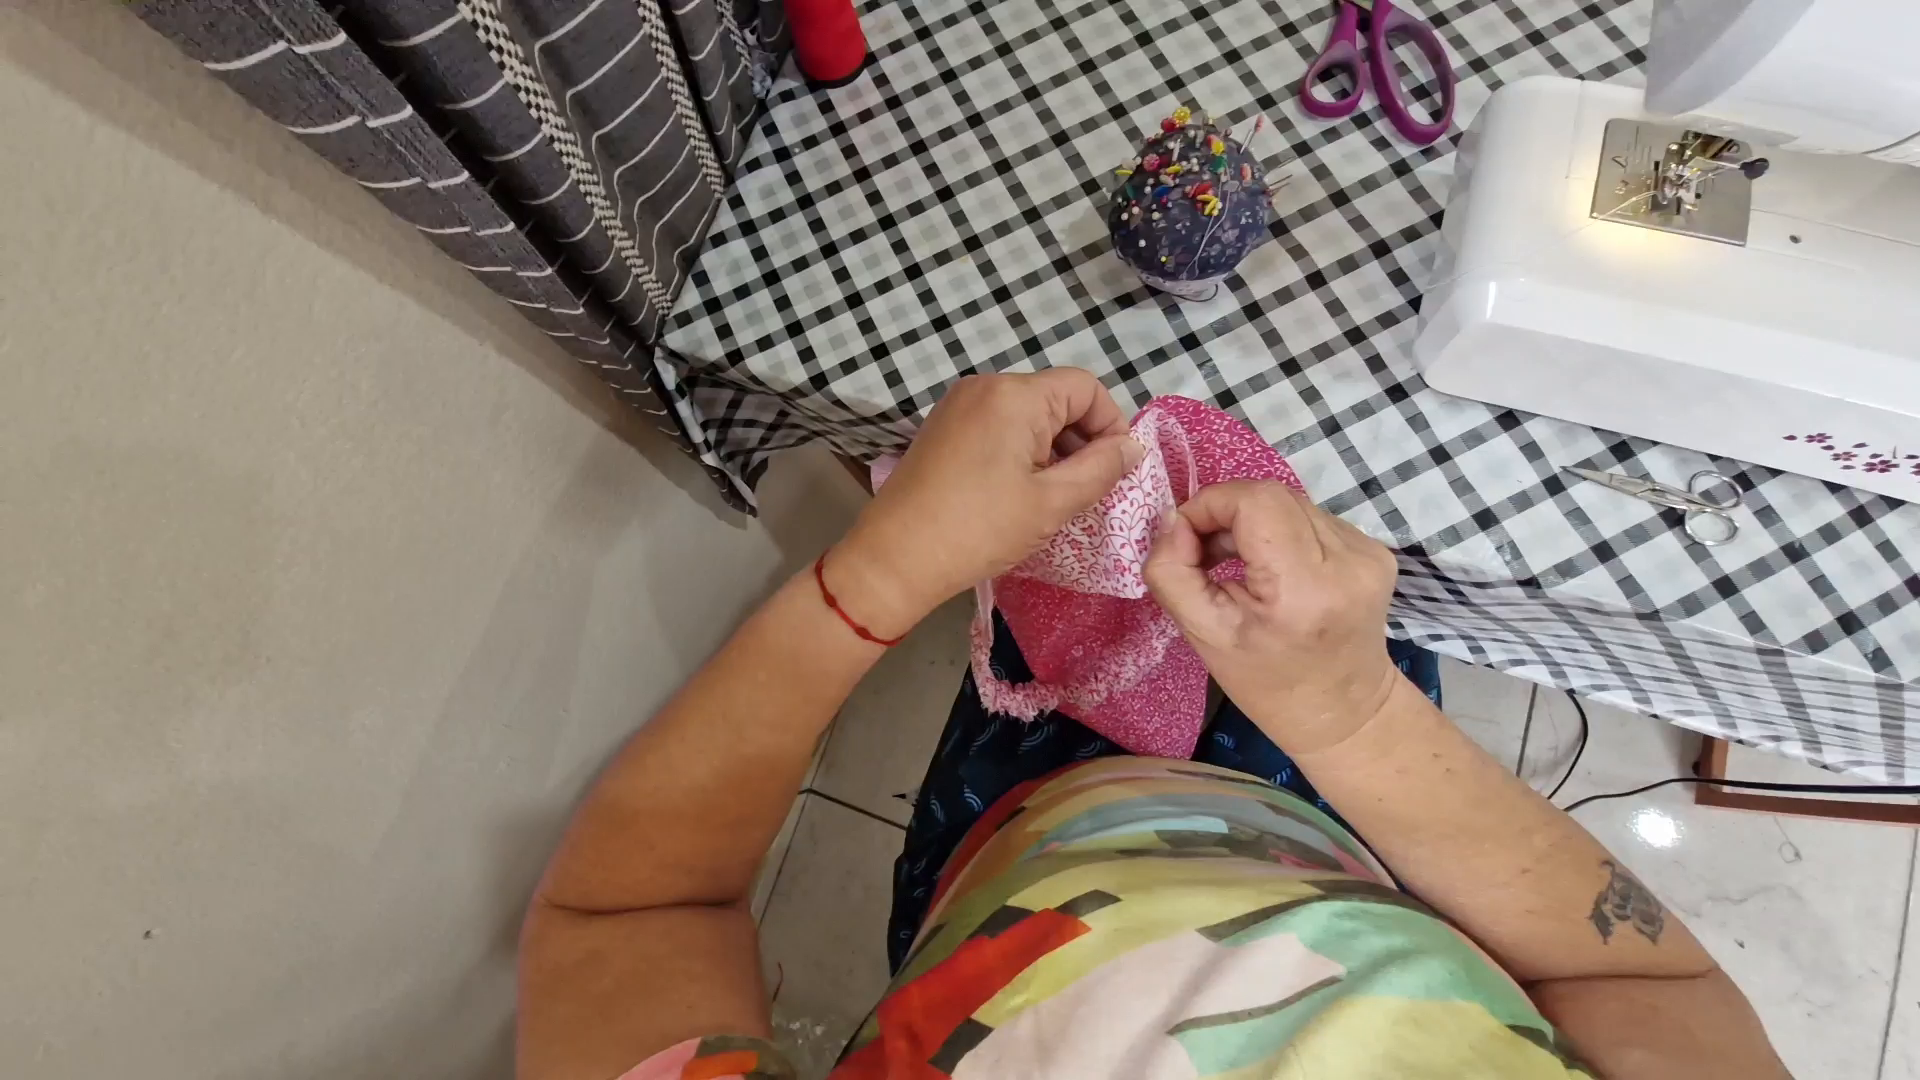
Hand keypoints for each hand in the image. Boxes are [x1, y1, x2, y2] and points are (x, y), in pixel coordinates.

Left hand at [828, 371, 1142, 639]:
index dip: (1111, 425)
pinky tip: (1017, 493)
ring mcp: (958, 406)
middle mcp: (984, 387)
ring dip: (1051, 450)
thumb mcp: (1051, 503)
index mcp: (1014, 395)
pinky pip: (998, 428)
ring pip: (1027, 416)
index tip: (1114, 471)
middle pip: (1055, 399)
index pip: (1085, 387)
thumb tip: (1133, 446)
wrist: (894, 558)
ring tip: (1052, 498)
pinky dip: (1020, 453)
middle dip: (1080, 441)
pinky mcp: (942, 429)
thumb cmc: (979, 530)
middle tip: (1085, 492)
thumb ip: (1101, 469)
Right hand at [1144, 480, 1402, 753]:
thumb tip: (1172, 521)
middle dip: (1225, 512)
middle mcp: (1347, 561)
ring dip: (1251, 521)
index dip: (1209, 506)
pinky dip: (1278, 531)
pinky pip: (1309, 517)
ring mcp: (1368, 552)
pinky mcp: (1375, 550)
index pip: (1254, 501)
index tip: (1186, 540)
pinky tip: (1271, 566)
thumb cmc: (1264, 682)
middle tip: (1204, 552)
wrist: (1342, 712)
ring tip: (1236, 562)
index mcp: (1304, 589)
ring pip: (1289, 502)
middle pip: (1270, 495)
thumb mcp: (1201, 634)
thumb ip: (1172, 571)